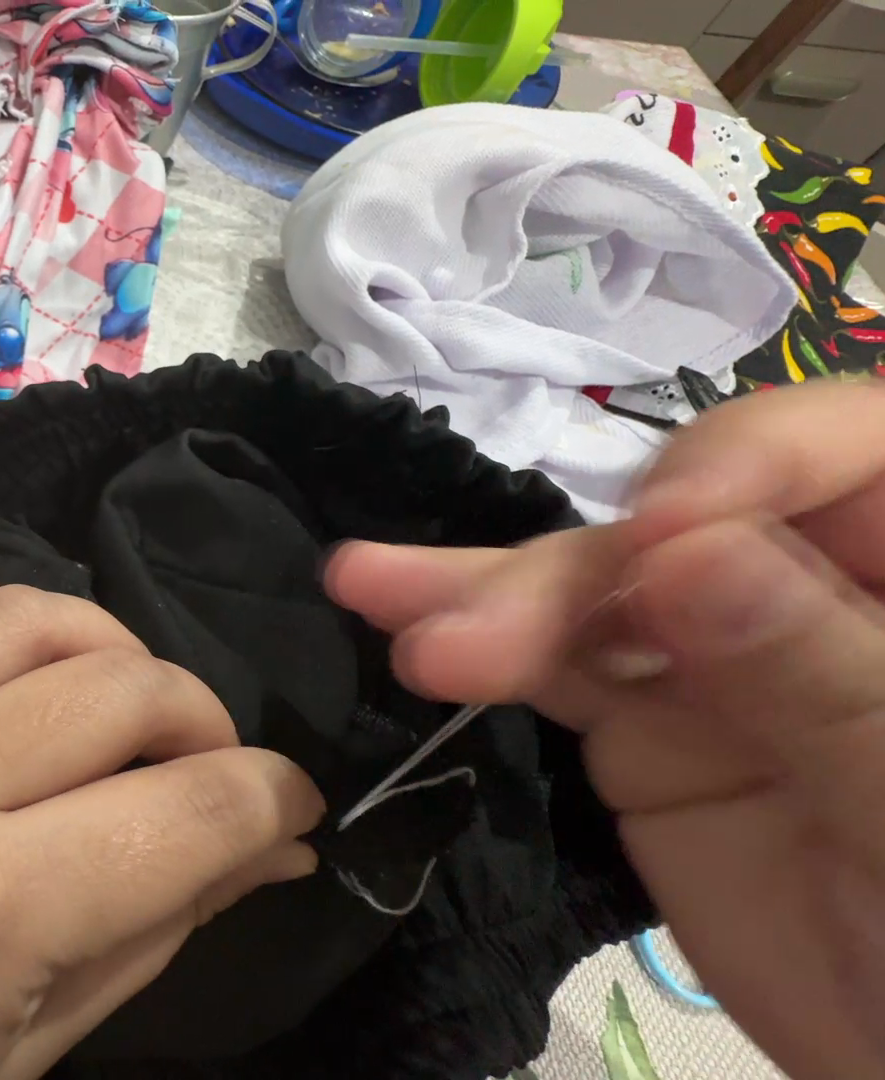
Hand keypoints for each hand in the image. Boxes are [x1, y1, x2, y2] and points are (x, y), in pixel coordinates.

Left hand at [0, 537, 323, 1079]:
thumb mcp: (49, 1032)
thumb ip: (168, 919)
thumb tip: (278, 840)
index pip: (188, 808)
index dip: (272, 795)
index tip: (291, 802)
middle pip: (115, 690)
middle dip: (201, 717)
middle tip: (206, 761)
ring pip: (18, 617)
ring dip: (102, 642)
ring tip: (117, 695)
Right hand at [325, 381, 884, 1079]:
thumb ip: (831, 683)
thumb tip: (684, 552)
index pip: (851, 457)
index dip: (750, 462)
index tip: (659, 531)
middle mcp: (815, 598)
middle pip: (667, 538)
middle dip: (558, 578)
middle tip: (462, 639)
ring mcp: (715, 661)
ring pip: (584, 595)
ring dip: (474, 595)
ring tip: (366, 586)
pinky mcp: (636, 723)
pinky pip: (543, 666)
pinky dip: (470, 646)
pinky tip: (399, 634)